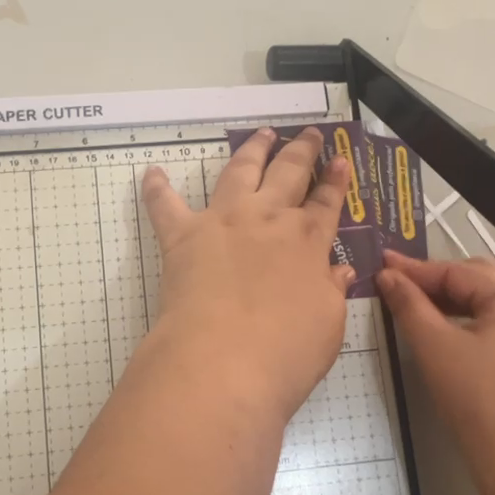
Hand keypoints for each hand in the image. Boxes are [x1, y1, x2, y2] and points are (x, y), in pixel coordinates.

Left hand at [139, 127, 355, 424]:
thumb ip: (332, 292)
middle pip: (289, 173)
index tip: (341, 160)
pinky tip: (153, 172)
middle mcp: (268, 218)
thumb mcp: (328, 326)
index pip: (327, 202)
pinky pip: (165, 204)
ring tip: (262, 134)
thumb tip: (339, 270)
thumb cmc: (285, 353)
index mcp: (308, 240)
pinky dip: (157, 187)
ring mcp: (223, 221)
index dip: (336, 181)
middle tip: (311, 133)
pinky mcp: (183, 235)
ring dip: (252, 150)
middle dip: (302, 150)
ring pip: (239, 171)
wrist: (221, 361)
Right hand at [377, 252, 494, 494]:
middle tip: (396, 283)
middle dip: (437, 280)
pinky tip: (447, 334)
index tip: (380, 264)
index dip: (416, 269)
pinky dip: (472, 323)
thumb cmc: (485, 405)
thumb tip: (388, 277)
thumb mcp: (437, 350)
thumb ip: (410, 307)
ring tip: (415, 306)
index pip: (459, 271)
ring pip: (493, 305)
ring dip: (454, 302)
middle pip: (482, 280)